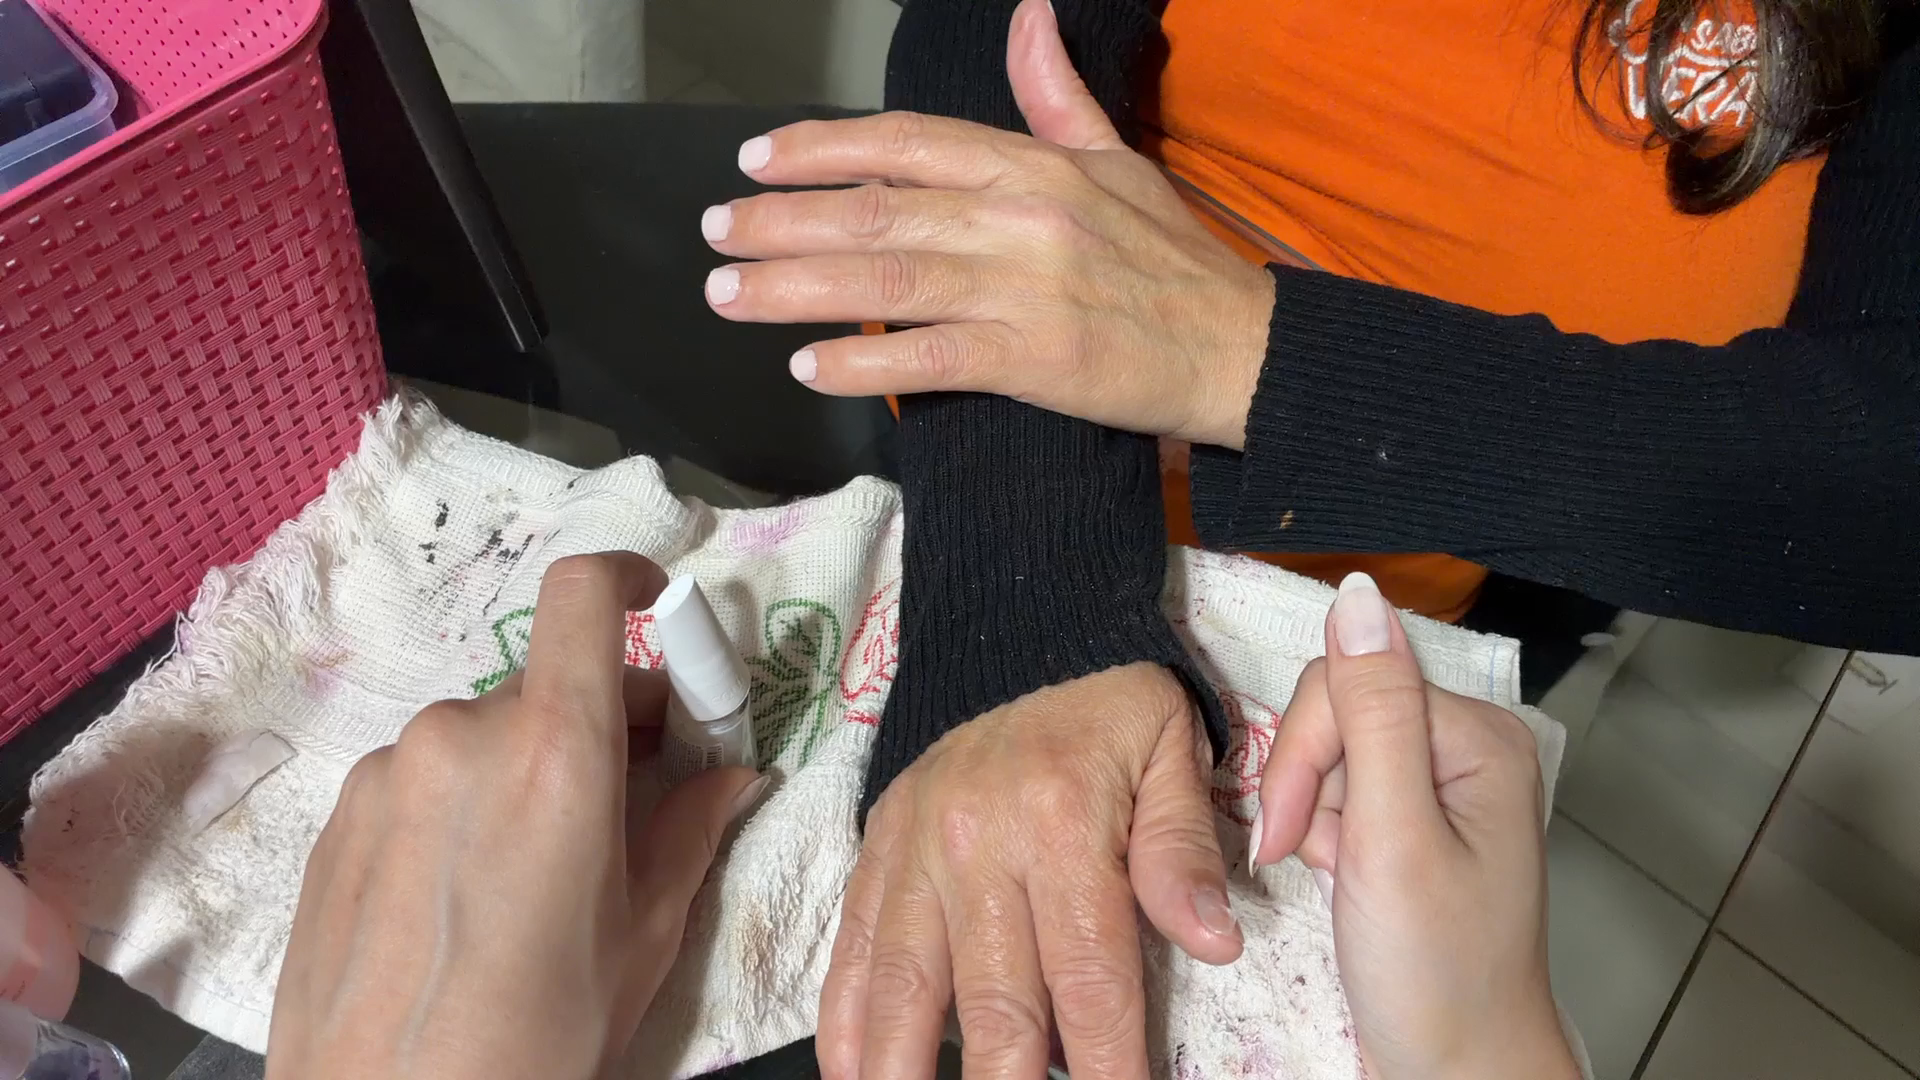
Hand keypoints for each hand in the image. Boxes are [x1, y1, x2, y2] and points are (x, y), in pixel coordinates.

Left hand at [266, 554, 764, 1079]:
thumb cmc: (548, 1023)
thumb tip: (737, 773)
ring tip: (544, 850)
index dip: (627, 576)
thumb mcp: (652, 923)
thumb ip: (697, 820)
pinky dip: (477, 788)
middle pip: (557, 680)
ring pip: (496, 726)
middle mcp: (461, 734)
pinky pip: (435, 767)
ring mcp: (388, 771)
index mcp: (553, 750)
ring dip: (540, 755)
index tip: (659, 599)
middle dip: (609, 714)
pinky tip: (473, 877)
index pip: (581, 597)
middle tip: (633, 787)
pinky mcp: (338, 815)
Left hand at [701, 0, 1274, 449]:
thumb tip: (1029, 20)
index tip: (757, 163)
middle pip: (876, 211)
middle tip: (715, 236)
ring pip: (887, 280)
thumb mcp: (1120, 164)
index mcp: (1031, 166)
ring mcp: (1023, 289)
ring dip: (796, 287)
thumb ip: (1059, 100)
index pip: (905, 144)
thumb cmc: (1174, 263)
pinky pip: (930, 358)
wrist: (1234, 347)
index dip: (823, 150)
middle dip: (782, 223)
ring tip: (730, 294)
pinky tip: (808, 365)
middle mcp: (1017, 217)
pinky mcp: (1032, 360)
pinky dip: (864, 363)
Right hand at [818, 663, 1242, 1078]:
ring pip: (904, 988)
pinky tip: (854, 1070)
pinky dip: (848, 1016)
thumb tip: (1213, 945)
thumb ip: (1181, 845)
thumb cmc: (1106, 699)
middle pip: (993, 1009)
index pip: (1091, 983)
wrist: (1017, 633)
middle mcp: (976, 842)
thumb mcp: (1169, 750)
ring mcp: (915, 843)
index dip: (1112, 1077)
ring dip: (906, 1075)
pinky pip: (855, 938)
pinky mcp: (880, 837)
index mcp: (1061, 823)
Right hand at [1250, 574, 1579, 1079]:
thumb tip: (1356, 590)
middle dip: (1303, 781)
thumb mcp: (1392, 832)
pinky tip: (1335, 867)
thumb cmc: (1429, 964)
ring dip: (1305, 808)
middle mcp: (1456, 739)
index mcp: (1471, 733)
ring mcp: (1430, 773)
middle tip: (1299, 852)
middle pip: (1332, 708)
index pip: (1346, 682)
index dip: (1301, 750)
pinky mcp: (1403, 804)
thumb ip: (1373, 709)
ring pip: (1321, 744)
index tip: (1284, 831)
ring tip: (1330, 869)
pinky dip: (1314, 823)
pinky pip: (1330, 779)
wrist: (1451, 1068)